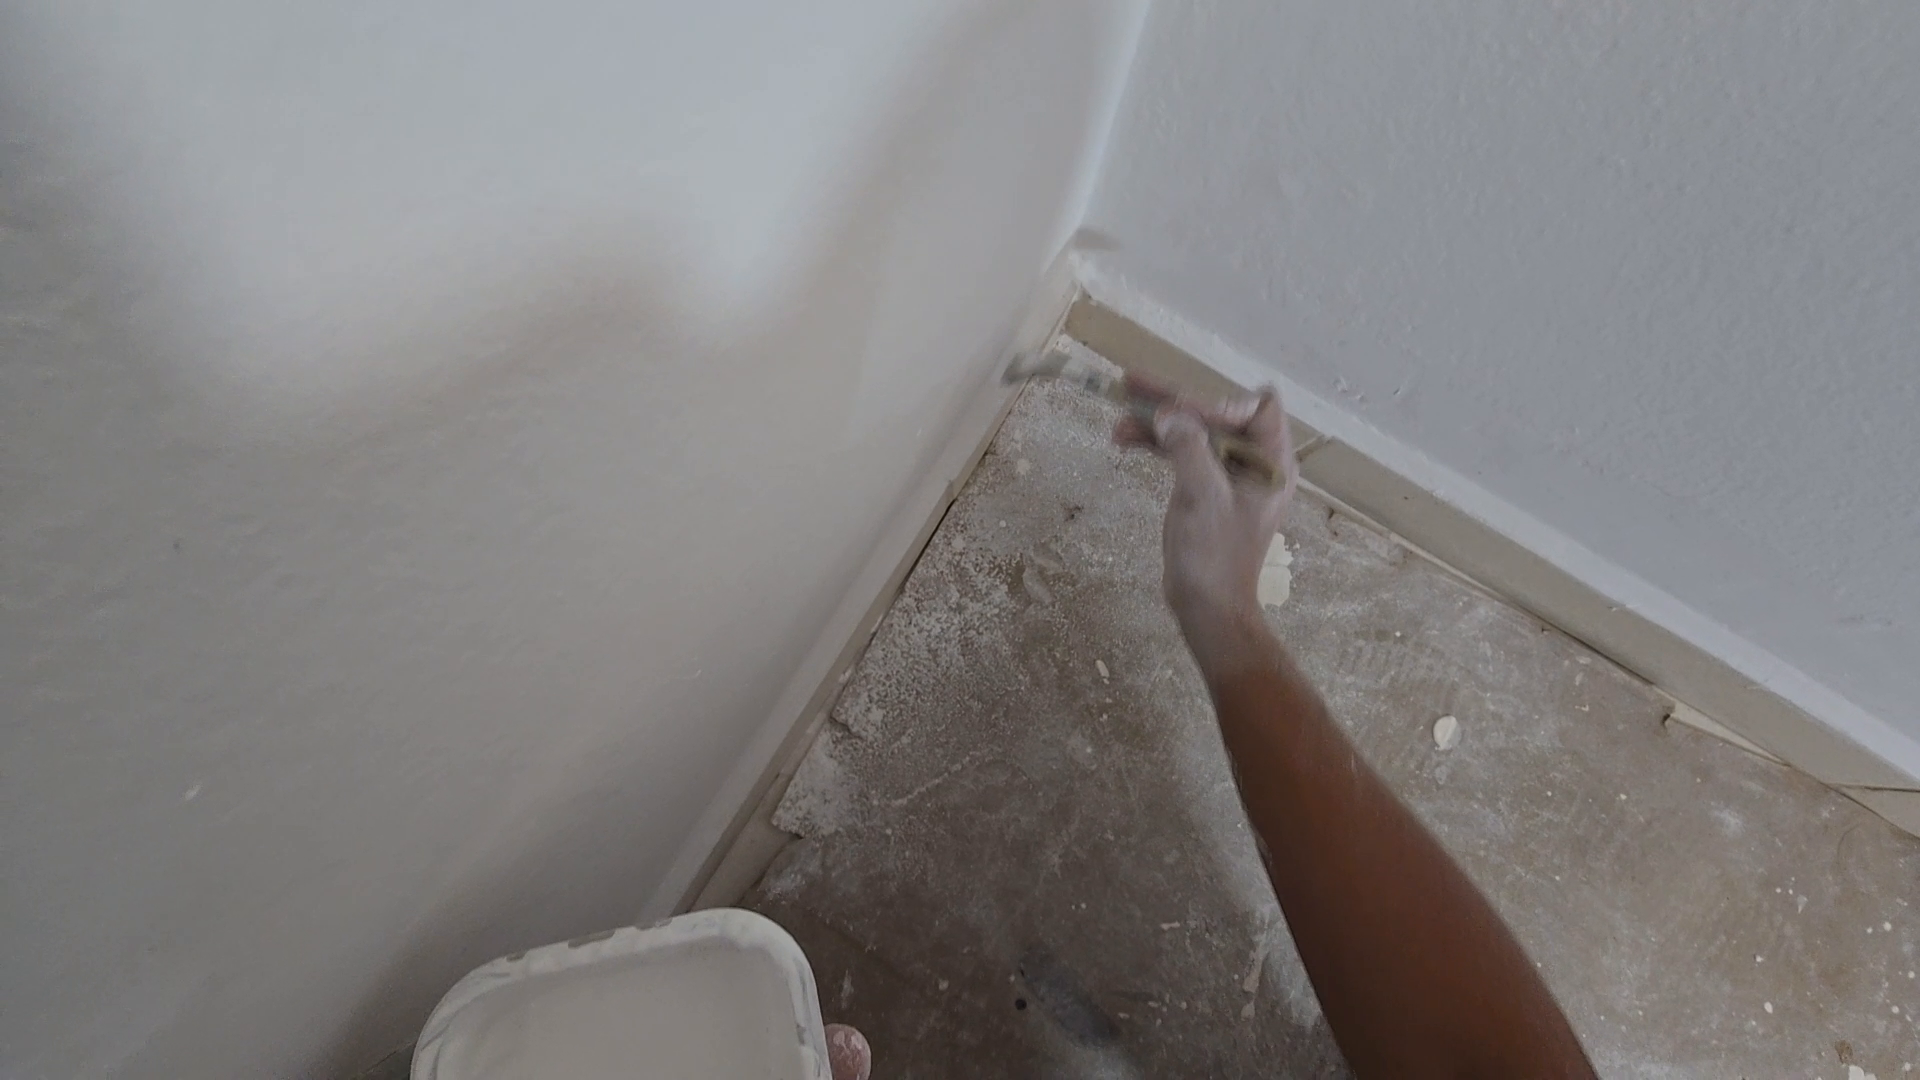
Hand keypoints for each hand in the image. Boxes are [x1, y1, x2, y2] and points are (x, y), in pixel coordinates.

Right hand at [1114, 378, 1296, 671]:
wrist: (1207, 607)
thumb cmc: (1213, 556)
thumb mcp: (1202, 497)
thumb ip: (1188, 449)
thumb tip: (1168, 412)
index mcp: (1270, 463)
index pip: (1255, 407)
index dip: (1218, 401)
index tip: (1179, 411)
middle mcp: (1253, 463)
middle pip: (1216, 415)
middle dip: (1174, 401)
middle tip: (1132, 383)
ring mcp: (1227, 477)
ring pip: (1193, 433)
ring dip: (1156, 425)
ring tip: (1116, 422)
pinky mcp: (1204, 489)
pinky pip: (1182, 455)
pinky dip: (1156, 446)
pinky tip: (1123, 442)